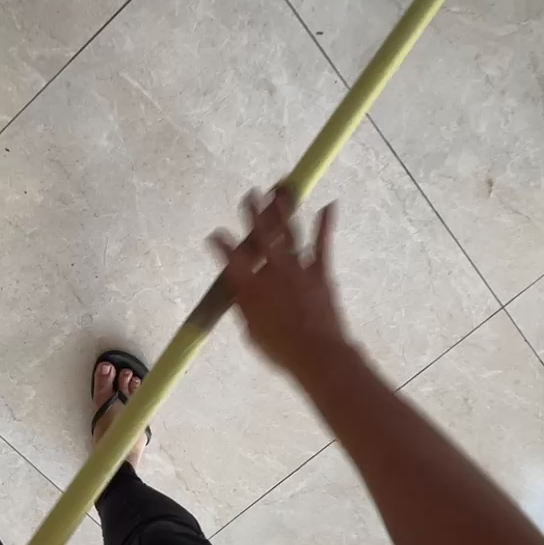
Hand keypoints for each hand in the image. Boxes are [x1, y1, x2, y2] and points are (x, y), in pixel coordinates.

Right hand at [210, 186, 351, 379]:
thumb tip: (242, 292)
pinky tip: (329, 205)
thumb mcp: (251, 331)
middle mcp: (272, 272)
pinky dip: (326, 224)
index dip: (221, 245)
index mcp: (251, 288)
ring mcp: (298, 269)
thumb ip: (246, 307)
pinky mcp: (320, 272)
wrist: (317, 353)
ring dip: (282, 211)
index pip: (231, 260)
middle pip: (260, 237)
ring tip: (279, 191)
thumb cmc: (280, 349)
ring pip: (289, 233)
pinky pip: (323, 244)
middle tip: (249, 194)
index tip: (214, 234)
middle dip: (253, 213)